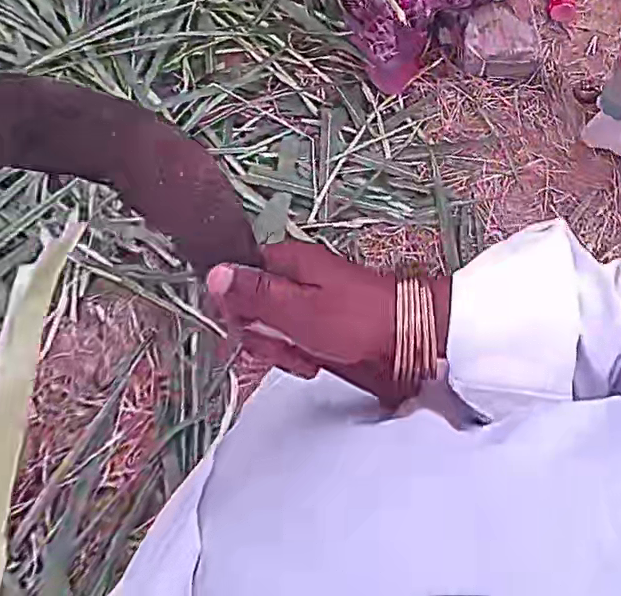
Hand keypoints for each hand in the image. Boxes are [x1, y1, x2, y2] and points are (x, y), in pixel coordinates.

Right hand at [207, 243, 448, 404]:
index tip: (250, 330)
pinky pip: (292, 339)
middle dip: (263, 335)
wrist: (406, 336)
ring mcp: (307, 297)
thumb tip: (214, 274)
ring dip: (283, 349)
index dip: (237, 310)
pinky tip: (315, 361)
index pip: (236, 279)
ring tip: (307, 355)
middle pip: (251, 307)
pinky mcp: (319, 319)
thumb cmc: (356, 319)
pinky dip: (299, 353)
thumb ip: (253, 294)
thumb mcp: (297, 309)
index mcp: (286, 260)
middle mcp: (294, 275)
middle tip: (287, 345)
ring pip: (271, 328)